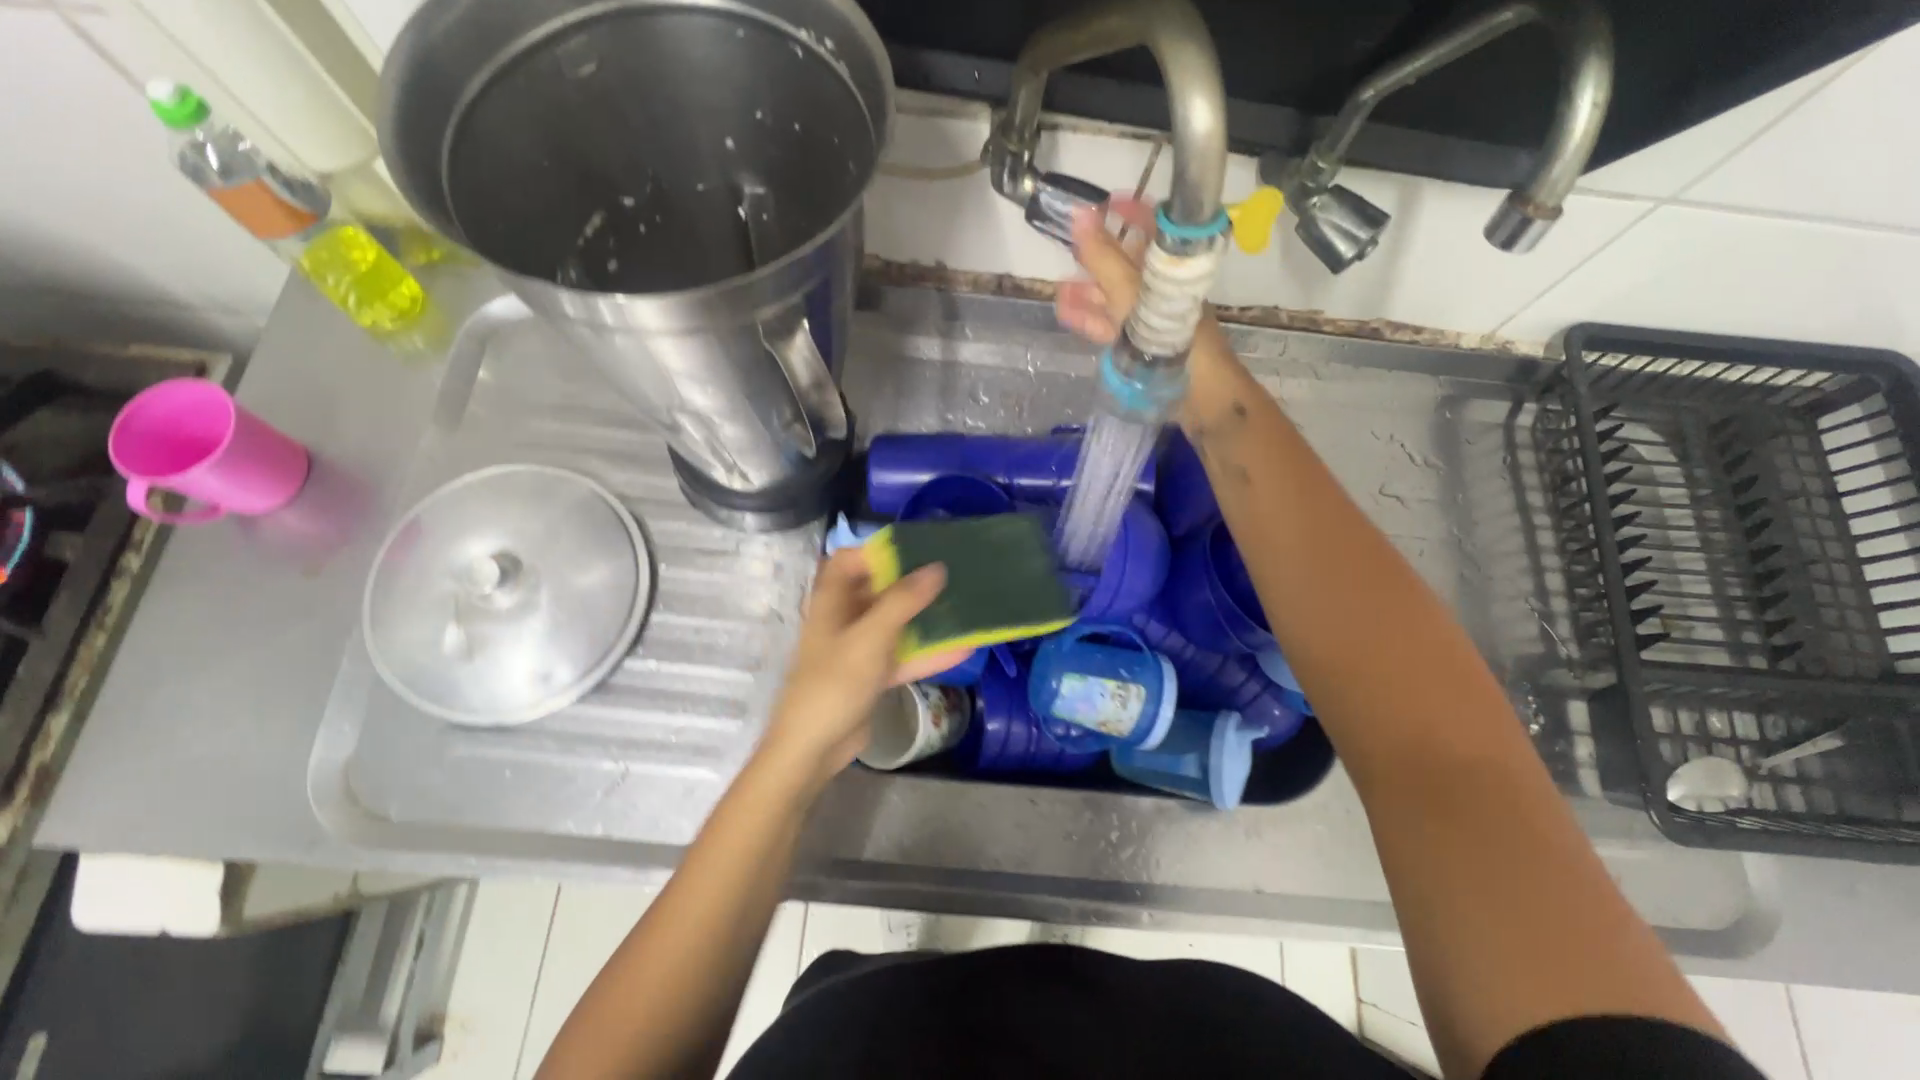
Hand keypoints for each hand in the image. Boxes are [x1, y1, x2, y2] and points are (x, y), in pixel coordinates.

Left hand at [755, 550, 971, 789]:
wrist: (813, 747)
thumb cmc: (834, 684)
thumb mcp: (870, 637)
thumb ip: (903, 601)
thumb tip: (936, 567)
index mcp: (831, 601)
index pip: (849, 560)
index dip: (878, 551)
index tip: (917, 551)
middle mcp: (843, 619)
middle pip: (877, 590)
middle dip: (912, 583)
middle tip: (951, 574)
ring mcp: (857, 649)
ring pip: (895, 623)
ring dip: (925, 617)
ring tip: (963, 604)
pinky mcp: (871, 676)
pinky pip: (902, 655)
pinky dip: (927, 652)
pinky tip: (964, 647)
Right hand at [1054, 196, 1157, 344]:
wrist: (1192, 386)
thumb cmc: (1165, 328)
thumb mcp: (1128, 288)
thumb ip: (1102, 255)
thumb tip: (1079, 213)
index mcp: (1169, 263)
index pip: (1150, 225)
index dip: (1126, 212)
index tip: (1098, 207)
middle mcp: (1160, 286)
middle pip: (1124, 262)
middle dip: (1094, 258)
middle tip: (1068, 252)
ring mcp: (1149, 315)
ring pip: (1114, 295)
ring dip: (1086, 290)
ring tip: (1059, 290)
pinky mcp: (1139, 342)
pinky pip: (1111, 323)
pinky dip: (1089, 316)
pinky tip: (1067, 312)